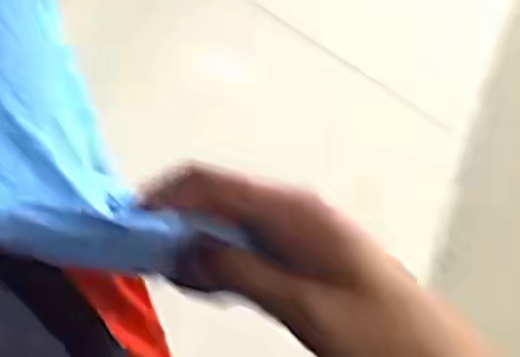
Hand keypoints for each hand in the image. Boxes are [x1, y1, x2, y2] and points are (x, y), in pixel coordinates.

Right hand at [143, 164, 492, 356]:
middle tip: (145, 247)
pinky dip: (216, 259)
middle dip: (174, 220)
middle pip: (211, 198)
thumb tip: (178, 246)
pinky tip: (202, 281)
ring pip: (223, 223)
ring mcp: (298, 235)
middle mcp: (290, 210)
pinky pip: (242, 246)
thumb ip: (236, 268)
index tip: (130, 218)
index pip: (206, 182)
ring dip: (193, 243)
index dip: (163, 195)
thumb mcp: (306, 306)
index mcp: (292, 208)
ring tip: (170, 269)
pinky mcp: (303, 260)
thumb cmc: (388, 338)